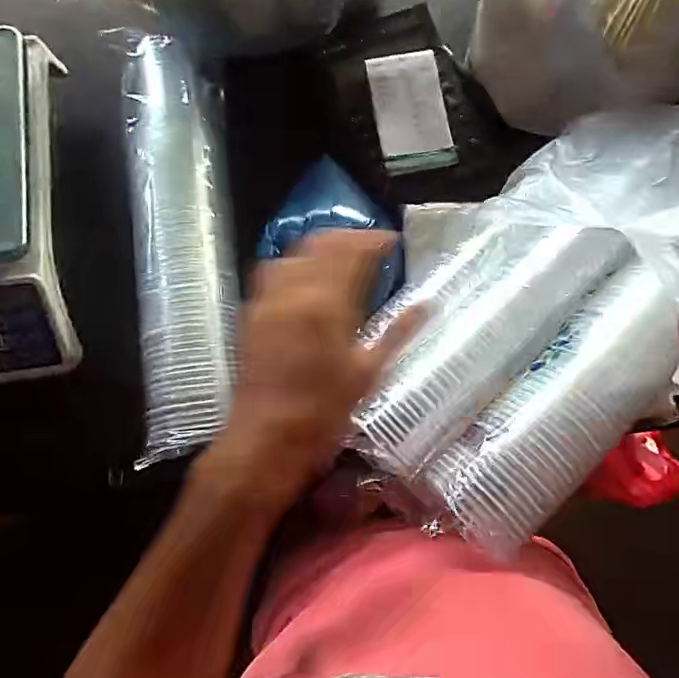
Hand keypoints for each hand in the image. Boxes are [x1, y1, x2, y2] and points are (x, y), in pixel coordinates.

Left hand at [201, 230, 412, 507]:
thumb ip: (398, 332)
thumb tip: (428, 305)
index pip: (352, 250)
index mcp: (327, 302)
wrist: (267, 439)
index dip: (375, 240)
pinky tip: (308, 284)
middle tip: (371, 248)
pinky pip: (272, 274)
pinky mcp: (251, 315)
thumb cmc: (324, 412)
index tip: (393, 242)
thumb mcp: (368, 372)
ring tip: (341, 261)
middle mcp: (293, 291)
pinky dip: (294, 267)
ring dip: (319, 249)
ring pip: (293, 253)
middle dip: (348, 238)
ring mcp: (266, 301)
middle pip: (320, 243)